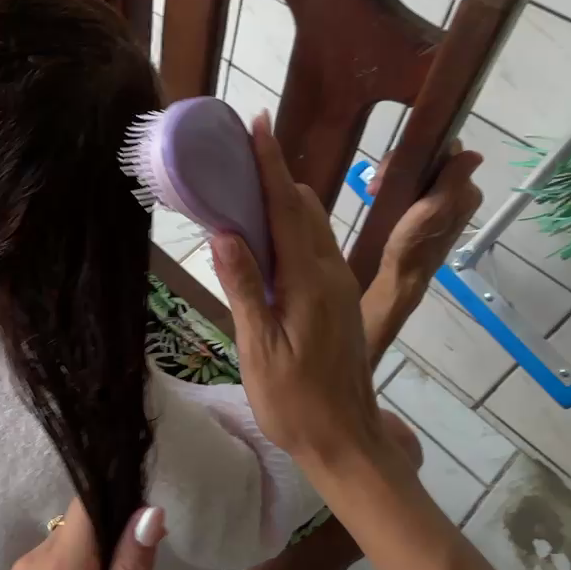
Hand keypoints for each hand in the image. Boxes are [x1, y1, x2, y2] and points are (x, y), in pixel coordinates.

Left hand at [5, 498, 165, 569]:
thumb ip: (130, 565)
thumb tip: (151, 508)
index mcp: (59, 558)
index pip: (86, 501)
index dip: (112, 496)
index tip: (137, 503)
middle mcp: (31, 557)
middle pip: (77, 529)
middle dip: (104, 541)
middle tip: (133, 568)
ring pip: (61, 551)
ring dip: (84, 562)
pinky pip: (44, 569)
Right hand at [208, 114, 386, 466]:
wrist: (346, 444)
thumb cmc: (295, 402)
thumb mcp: (260, 348)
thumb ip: (244, 287)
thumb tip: (224, 232)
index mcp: (310, 282)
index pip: (287, 209)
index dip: (271, 164)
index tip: (259, 124)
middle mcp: (331, 274)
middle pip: (304, 208)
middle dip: (274, 174)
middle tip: (237, 155)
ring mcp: (339, 286)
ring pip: (313, 224)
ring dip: (283, 199)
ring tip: (246, 188)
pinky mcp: (338, 299)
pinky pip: (315, 244)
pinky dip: (290, 224)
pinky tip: (265, 235)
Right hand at [356, 146, 485, 362]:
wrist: (399, 277)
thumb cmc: (413, 244)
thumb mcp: (432, 211)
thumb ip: (453, 183)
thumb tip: (475, 154)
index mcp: (464, 192)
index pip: (446, 152)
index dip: (418, 152)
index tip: (390, 168)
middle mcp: (457, 194)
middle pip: (429, 159)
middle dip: (400, 165)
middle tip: (376, 182)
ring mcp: (440, 202)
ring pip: (417, 170)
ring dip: (392, 175)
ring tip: (373, 190)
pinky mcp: (424, 209)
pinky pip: (410, 183)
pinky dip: (393, 184)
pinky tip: (378, 194)